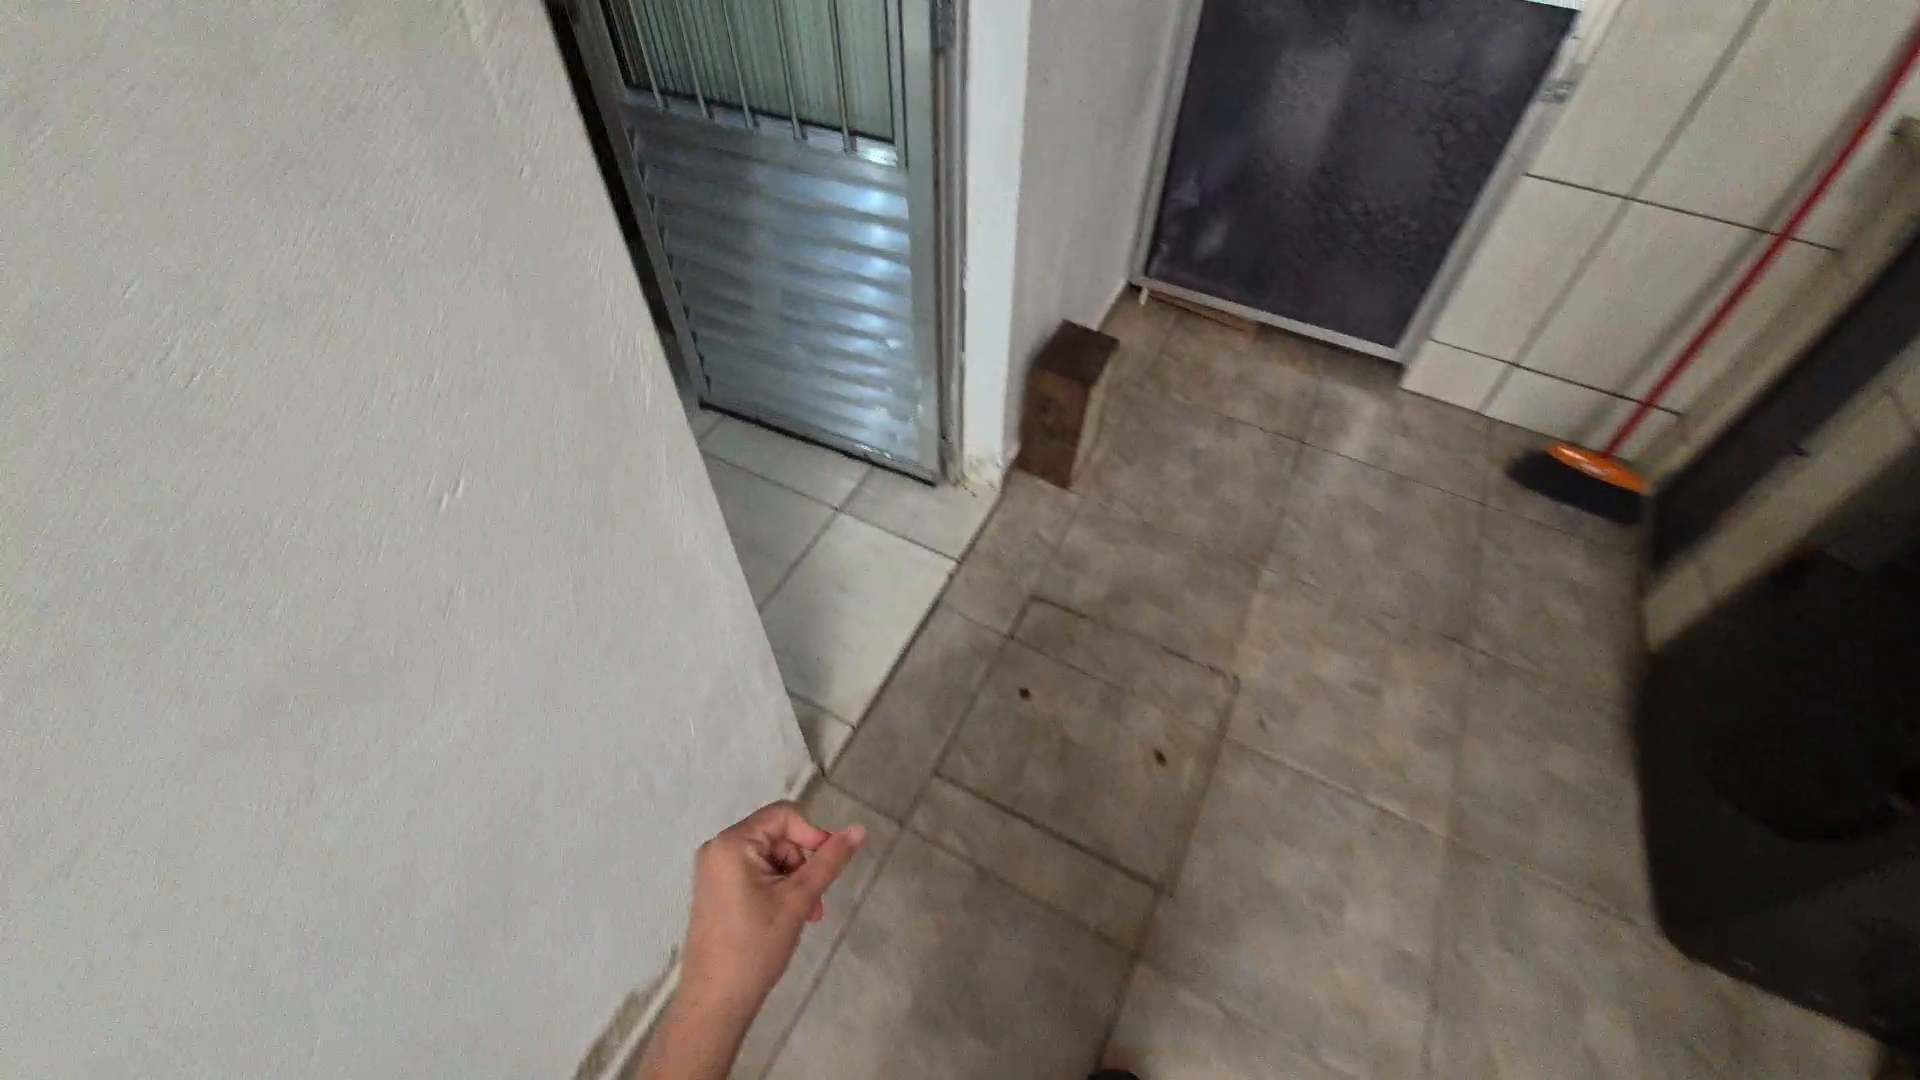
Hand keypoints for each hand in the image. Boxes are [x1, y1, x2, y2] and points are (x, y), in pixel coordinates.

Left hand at [678, 801, 867, 1018]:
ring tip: (807, 914)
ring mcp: (714, 870)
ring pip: (771, 857)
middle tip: (817, 900)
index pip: (784, 815)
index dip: (813, 834)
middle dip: (803, 863)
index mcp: (731, 843)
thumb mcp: (799, 898)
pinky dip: (777, 888)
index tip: (829, 864)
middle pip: (778, 836)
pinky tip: (788, 916)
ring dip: (794, 879)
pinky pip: (756, 872)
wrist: (715, 1004)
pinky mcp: (716, 890)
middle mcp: (718, 848)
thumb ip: (830, 860)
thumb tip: (859, 829)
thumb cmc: (755, 946)